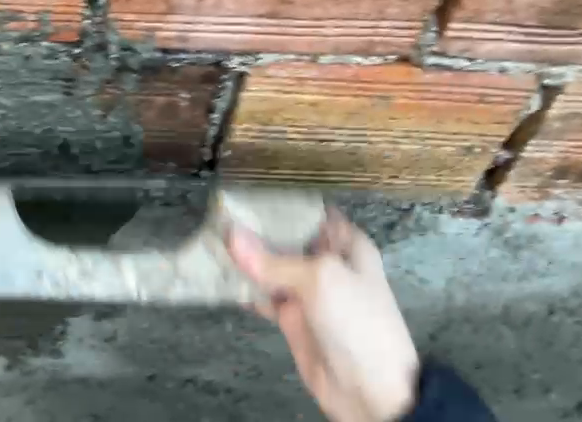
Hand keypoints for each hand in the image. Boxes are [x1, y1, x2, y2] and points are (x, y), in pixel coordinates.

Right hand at [229, 209, 419, 421]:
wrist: (372, 394)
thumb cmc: (357, 322)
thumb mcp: (319, 279)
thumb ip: (272, 259)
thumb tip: (229, 235)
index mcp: (345, 244)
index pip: (308, 209)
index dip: (279, 199)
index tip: (244, 188)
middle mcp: (326, 261)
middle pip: (285, 236)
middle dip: (254, 226)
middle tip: (217, 210)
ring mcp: (307, 291)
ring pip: (270, 265)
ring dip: (244, 256)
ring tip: (210, 237)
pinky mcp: (292, 316)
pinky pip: (262, 294)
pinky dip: (243, 287)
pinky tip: (218, 274)